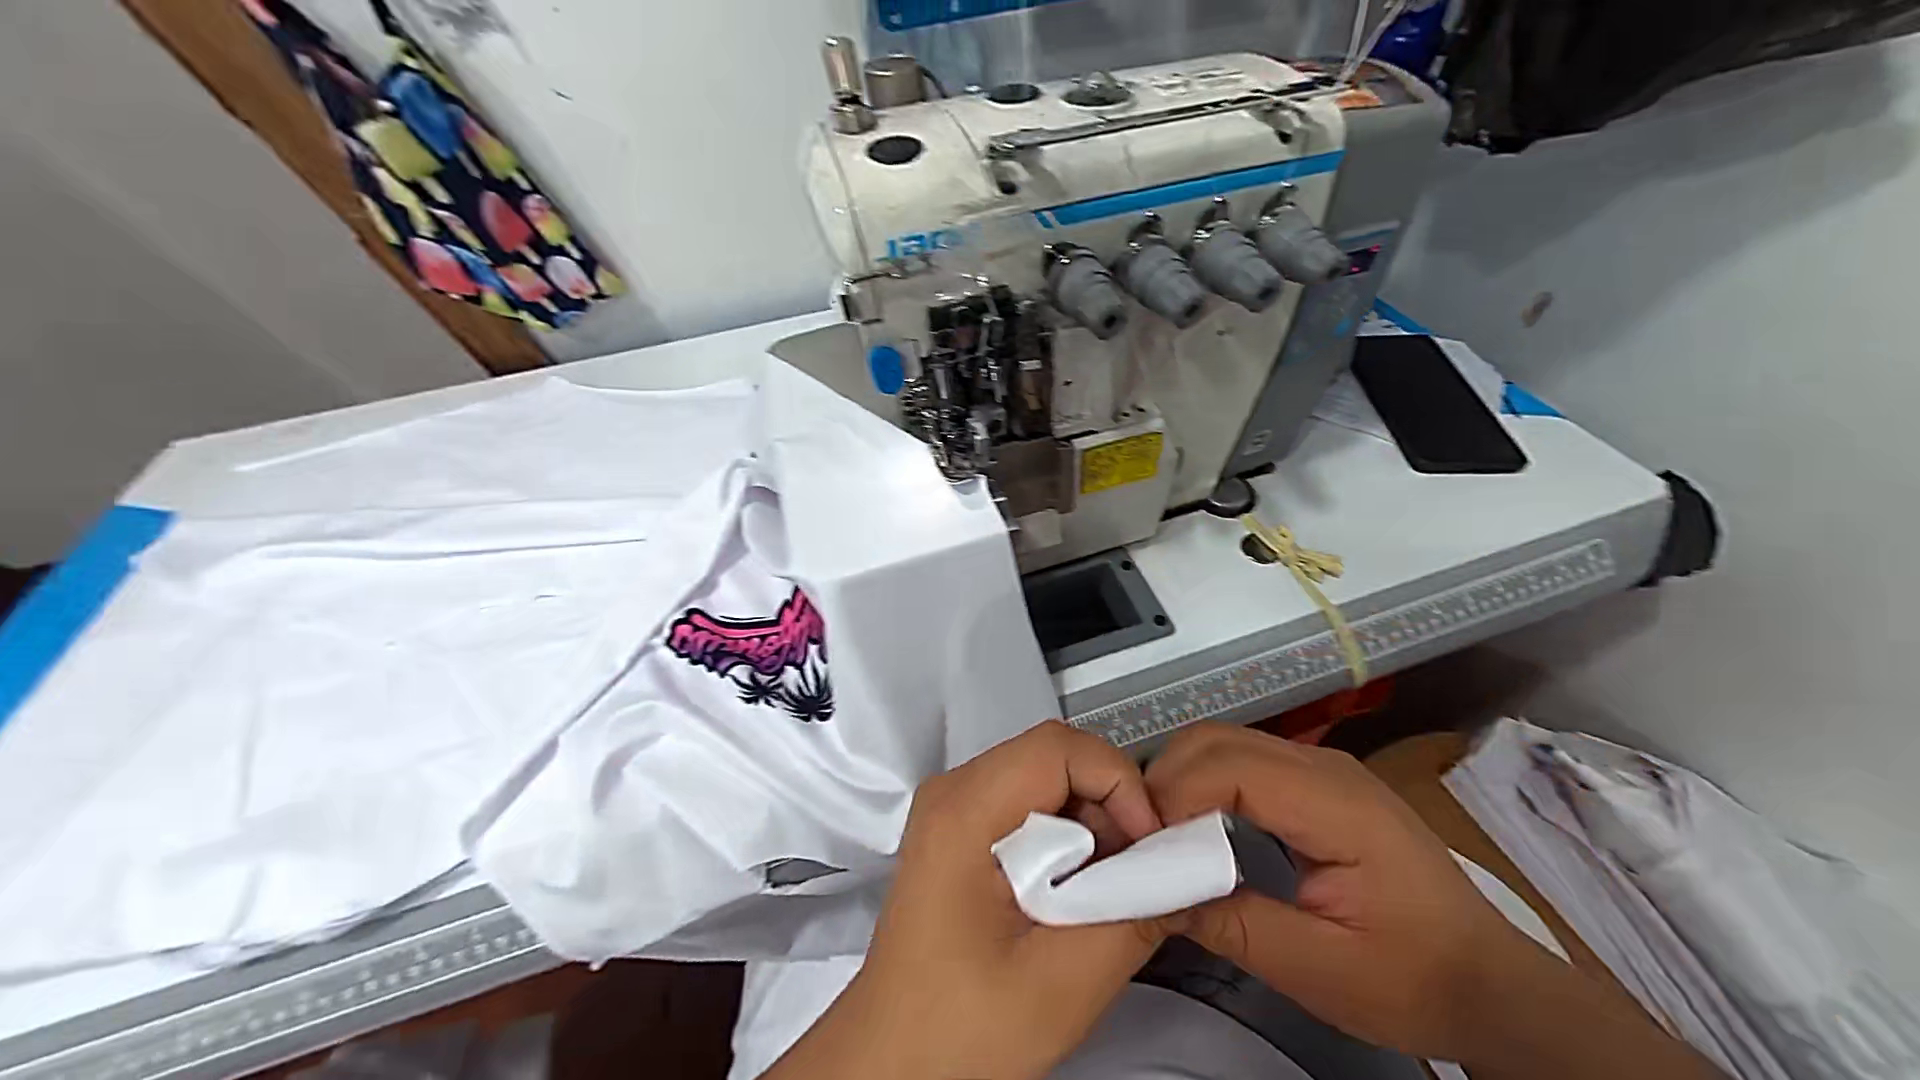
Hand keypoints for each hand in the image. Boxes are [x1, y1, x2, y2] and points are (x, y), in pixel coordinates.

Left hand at [767, 721, 1169, 1079]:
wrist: (895, 1059)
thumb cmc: (959, 1027)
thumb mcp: (1061, 982)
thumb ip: (1133, 917)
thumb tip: (1188, 872)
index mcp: (963, 812)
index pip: (1056, 748)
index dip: (1117, 782)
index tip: (1148, 843)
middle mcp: (952, 793)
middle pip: (1052, 758)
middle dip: (1109, 805)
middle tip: (1136, 871)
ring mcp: (953, 809)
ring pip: (1045, 779)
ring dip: (1091, 824)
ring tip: (1106, 890)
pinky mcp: (960, 832)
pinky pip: (1028, 805)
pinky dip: (1067, 836)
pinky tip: (1075, 891)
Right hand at [1147, 725, 1723, 1079]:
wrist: (1494, 986)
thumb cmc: (1417, 981)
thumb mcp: (1321, 970)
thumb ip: (1231, 924)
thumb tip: (1150, 894)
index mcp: (1335, 803)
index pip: (1227, 767)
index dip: (1171, 799)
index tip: (1140, 850)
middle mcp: (1322, 766)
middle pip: (1214, 741)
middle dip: (1163, 784)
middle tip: (1139, 844)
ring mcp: (1319, 767)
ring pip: (1220, 744)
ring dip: (1177, 782)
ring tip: (1158, 839)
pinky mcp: (1313, 782)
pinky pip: (1238, 762)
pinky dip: (1200, 785)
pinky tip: (1193, 829)